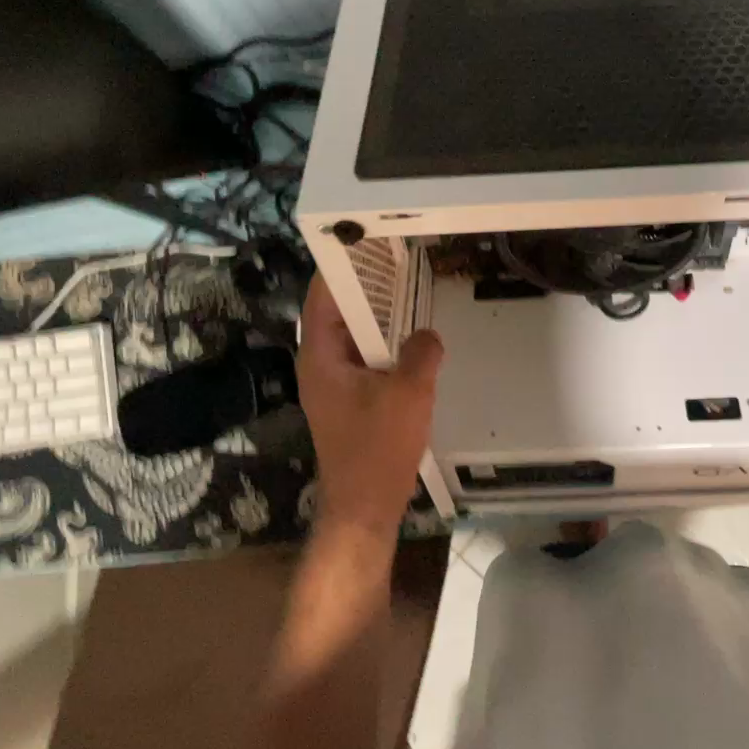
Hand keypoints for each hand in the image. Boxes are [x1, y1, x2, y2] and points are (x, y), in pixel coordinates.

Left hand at [296, 274, 443, 533]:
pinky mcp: (350, 401)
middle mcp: (320, 365)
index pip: (322, 295)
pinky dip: (385, 344)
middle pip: (338, 311)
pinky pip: (366, 358)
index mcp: (321, 356)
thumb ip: (421, 353)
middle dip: (366, 286)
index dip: (341, 265)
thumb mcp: (408, 394)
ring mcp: (334, 384)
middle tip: (398, 260)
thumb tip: (427, 335)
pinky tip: (412, 342)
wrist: (364, 507)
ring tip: (410, 292)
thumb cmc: (377, 450)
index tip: (366, 241)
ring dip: (378, 317)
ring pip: (354, 336)